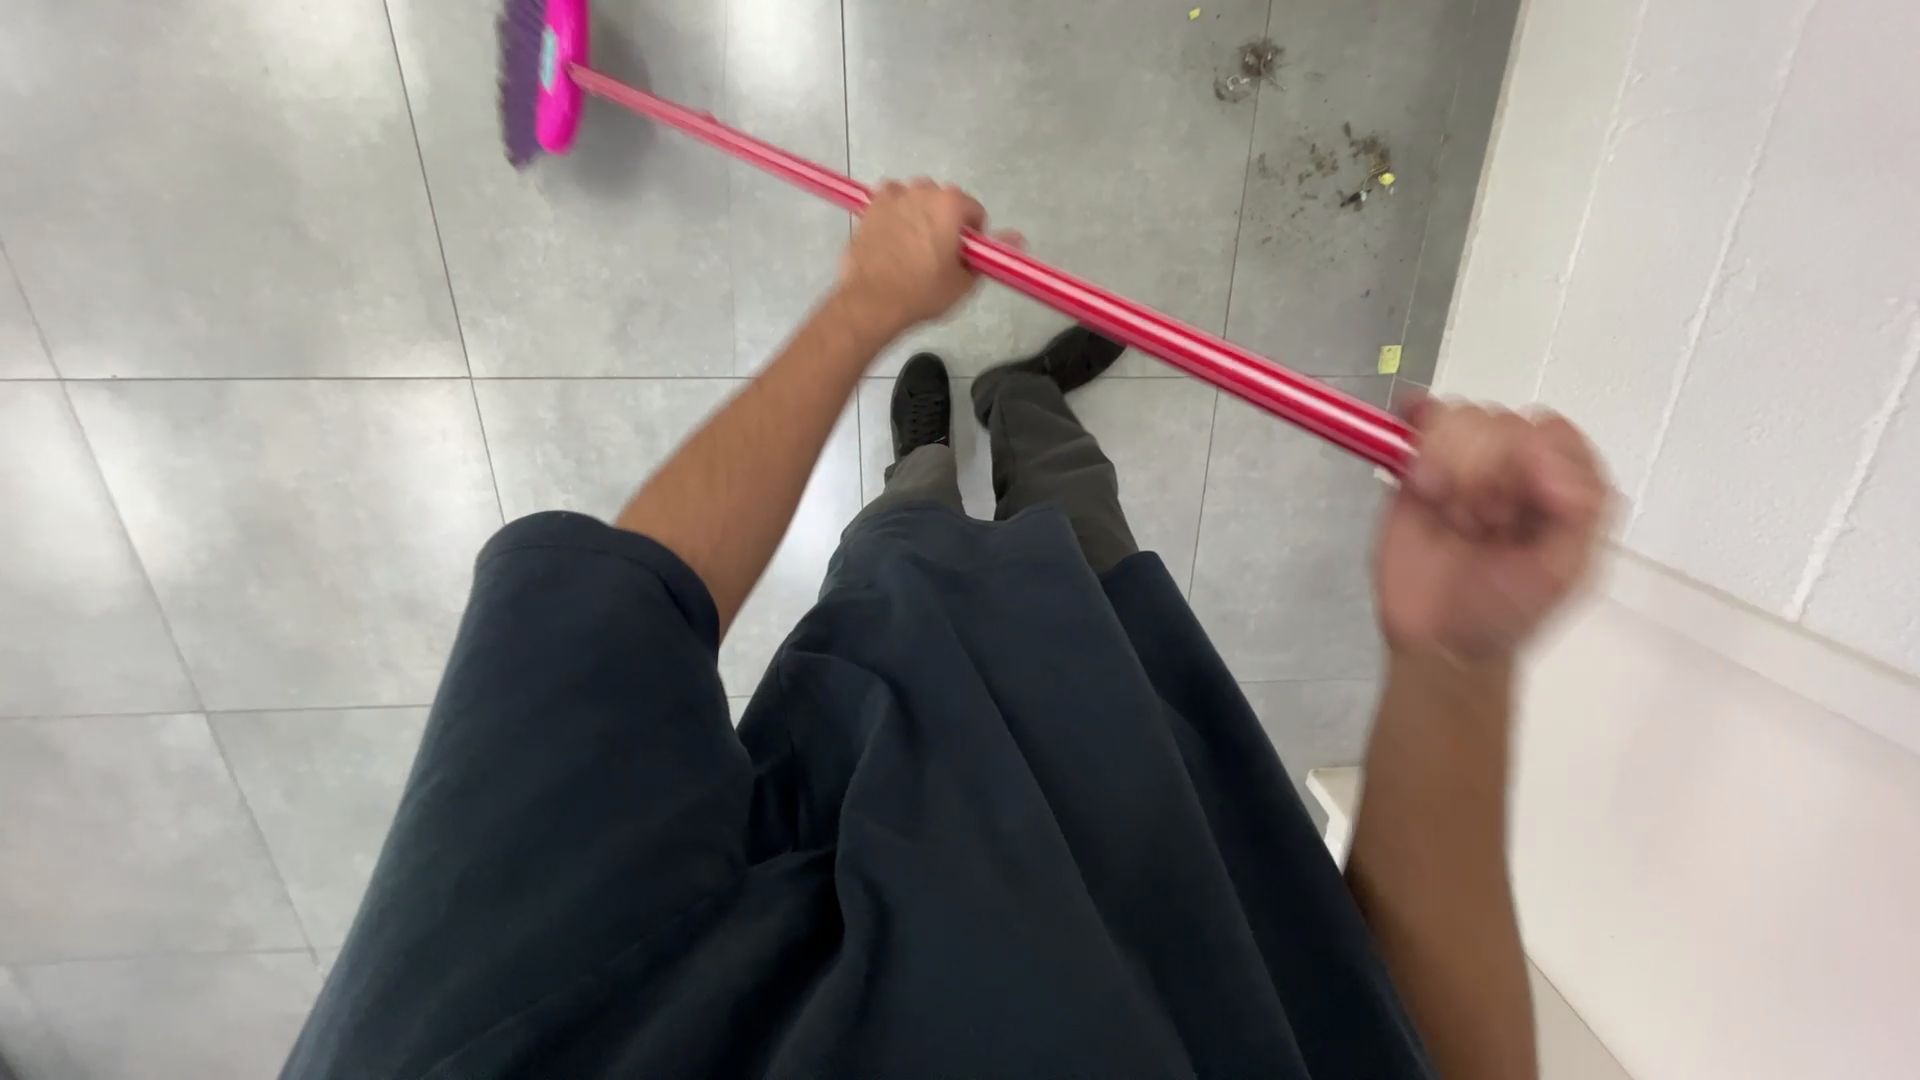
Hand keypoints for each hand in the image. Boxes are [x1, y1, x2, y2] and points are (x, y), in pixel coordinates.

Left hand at [837, 178, 1013, 335]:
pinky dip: (895, 216)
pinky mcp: (870, 206)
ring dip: (920, 218)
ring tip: (912, 252)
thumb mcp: (965, 281)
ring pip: (916, 201)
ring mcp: (893, 194)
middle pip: (944, 203)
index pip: (975, 213)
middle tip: (937, 257)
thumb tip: (1019, 238)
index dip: (972, 238)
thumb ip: (992, 254)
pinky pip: (891, 204)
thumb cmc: (923, 293)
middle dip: (945, 224)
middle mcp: (923, 189)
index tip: (962, 258)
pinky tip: (892, 242)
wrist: (872, 302)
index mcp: (951, 203)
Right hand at [1376, 400, 1611, 662]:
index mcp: (1561, 485)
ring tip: (1444, 510)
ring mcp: (1461, 469)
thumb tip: (1538, 444)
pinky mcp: (1414, 476)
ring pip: (1457, 420)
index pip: (1548, 431)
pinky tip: (1410, 434)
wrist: (1436, 640)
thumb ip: (1576, 507)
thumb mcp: (1561, 570)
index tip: (1507, 508)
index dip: (1524, 460)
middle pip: (1498, 421)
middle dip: (1481, 471)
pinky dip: (1414, 427)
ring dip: (1445, 462)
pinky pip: (1415, 431)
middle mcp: (1513, 468)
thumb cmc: (1505, 611)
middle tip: (1475, 522)